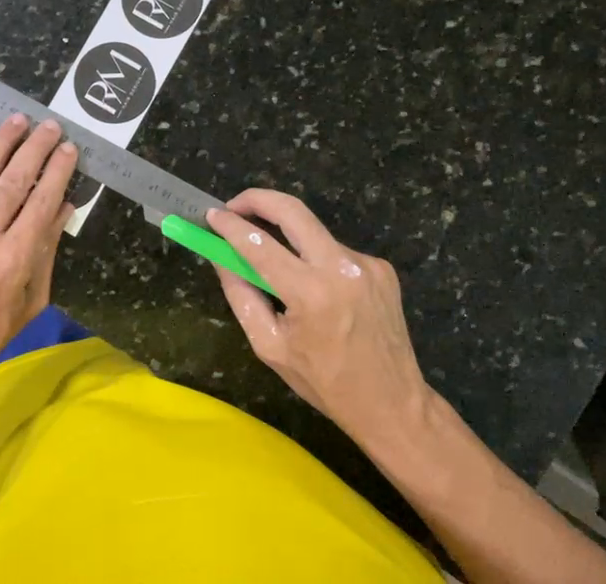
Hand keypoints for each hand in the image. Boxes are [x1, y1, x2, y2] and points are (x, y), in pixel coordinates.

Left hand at [0, 116, 76, 396]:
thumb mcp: (31, 300)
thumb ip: (47, 251)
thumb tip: (64, 207)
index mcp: (12, 261)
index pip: (40, 205)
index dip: (56, 173)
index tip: (69, 149)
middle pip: (12, 183)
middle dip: (34, 151)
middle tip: (50, 126)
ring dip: (0, 144)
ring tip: (18, 120)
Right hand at [205, 189, 432, 449]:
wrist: (393, 404)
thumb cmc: (324, 382)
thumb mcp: (269, 346)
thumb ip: (241, 295)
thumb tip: (220, 257)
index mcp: (310, 294)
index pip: (260, 243)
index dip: (230, 225)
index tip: (211, 215)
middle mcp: (341, 269)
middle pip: (293, 210)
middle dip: (257, 199)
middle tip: (234, 206)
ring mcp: (367, 265)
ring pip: (314, 232)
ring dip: (288, 237)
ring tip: (276, 266)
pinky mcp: (382, 268)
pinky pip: (335, 251)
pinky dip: (315, 259)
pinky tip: (316, 289)